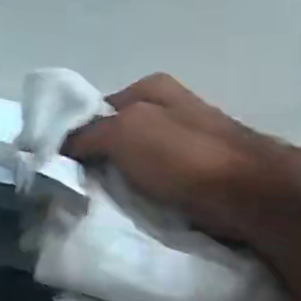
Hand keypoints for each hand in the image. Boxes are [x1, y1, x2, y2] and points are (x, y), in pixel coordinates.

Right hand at [62, 73, 300, 255]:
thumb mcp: (126, 133)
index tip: (53, 169)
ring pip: (129, 161)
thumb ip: (88, 134)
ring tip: (93, 205)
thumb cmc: (185, 159)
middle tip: (70, 190)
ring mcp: (180, 142)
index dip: (71, 138)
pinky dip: (134, 195)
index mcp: (149, 88)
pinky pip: (148, 182)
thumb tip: (57, 145)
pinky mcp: (190, 173)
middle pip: (111, 136)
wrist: (247, 196)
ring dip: (111, 182)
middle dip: (90, 161)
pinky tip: (124, 211)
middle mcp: (166, 108)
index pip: (93, 111)